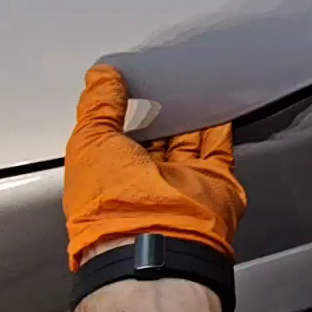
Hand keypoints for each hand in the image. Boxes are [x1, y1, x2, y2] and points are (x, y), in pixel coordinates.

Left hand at [63, 64, 246, 270]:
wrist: (161, 234)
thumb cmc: (113, 202)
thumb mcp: (90, 141)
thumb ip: (99, 106)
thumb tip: (103, 76)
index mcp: (108, 175)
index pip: (116, 137)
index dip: (121, 111)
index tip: (126, 86)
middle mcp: (146, 181)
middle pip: (156, 140)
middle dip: (160, 114)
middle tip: (162, 86)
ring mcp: (182, 182)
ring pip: (189, 143)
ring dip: (191, 118)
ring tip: (191, 91)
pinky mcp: (215, 181)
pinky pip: (220, 150)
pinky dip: (220, 129)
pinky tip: (218, 110)